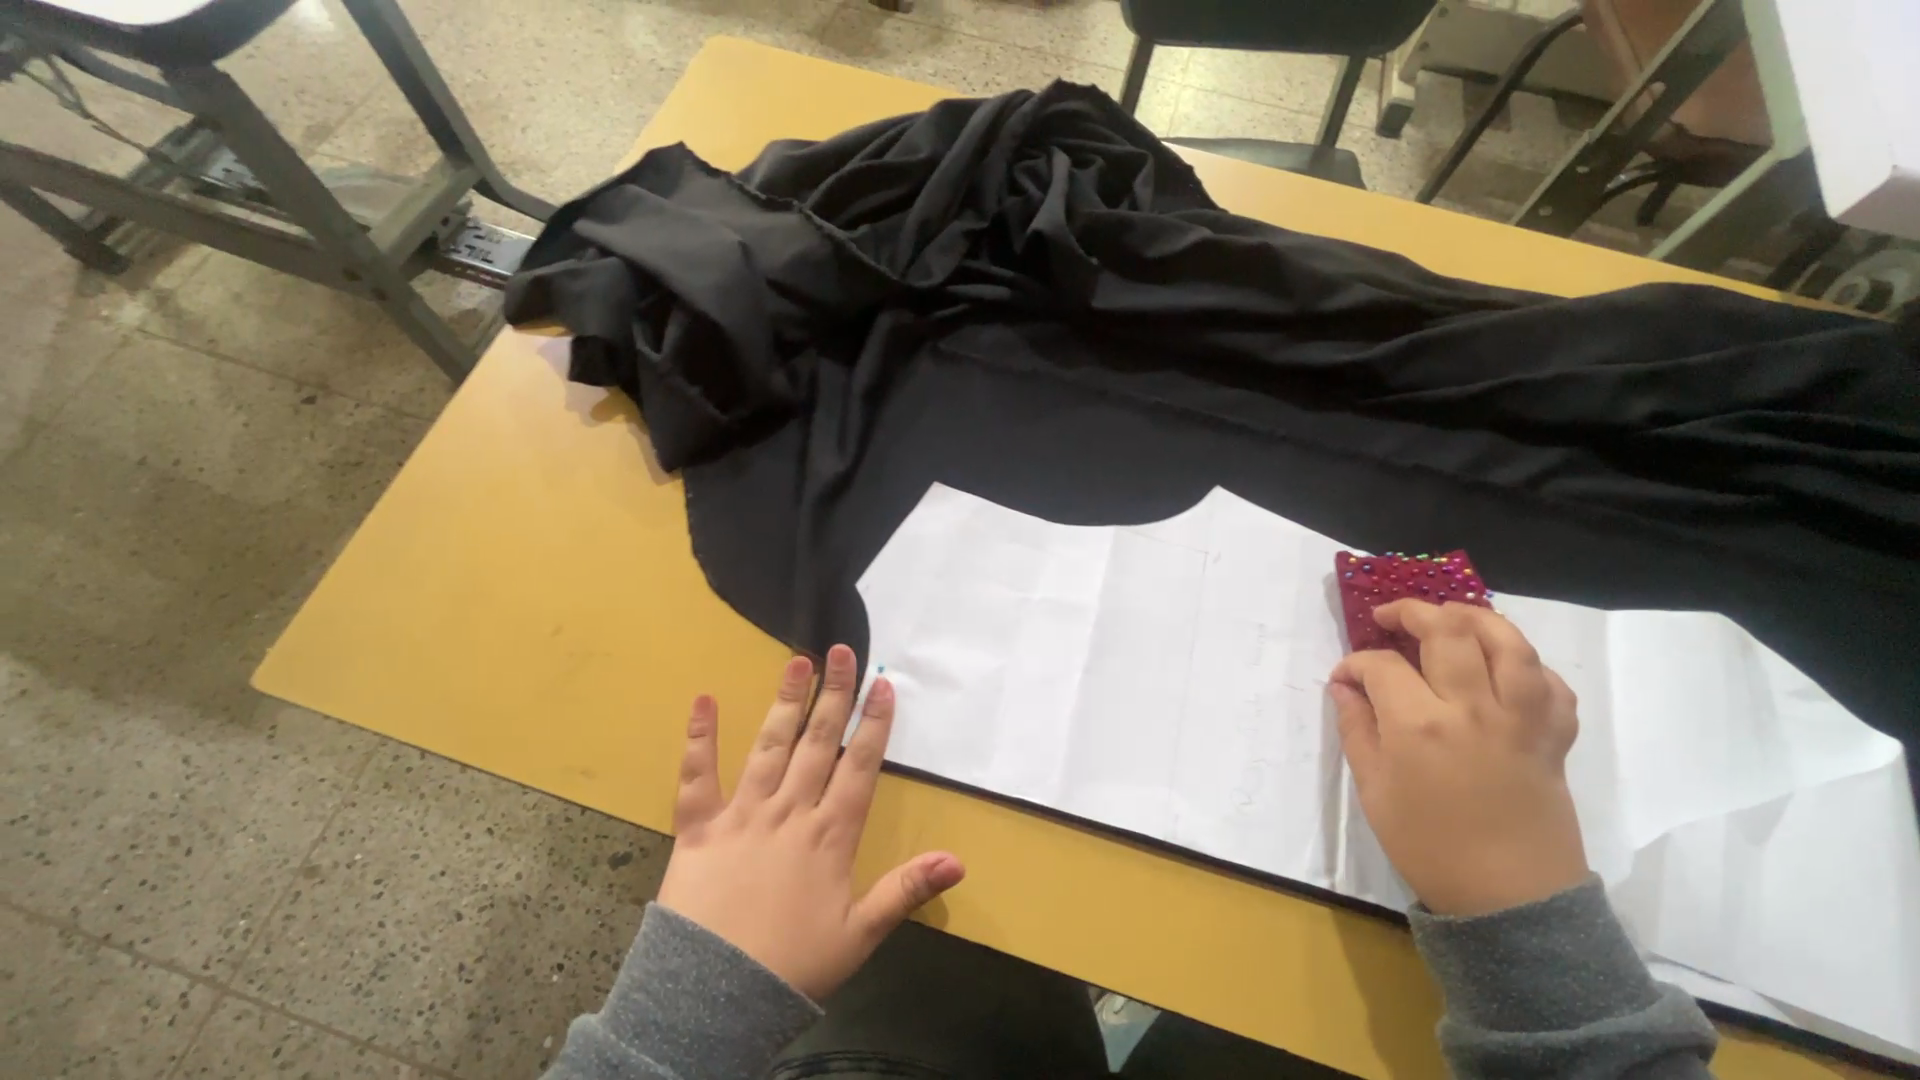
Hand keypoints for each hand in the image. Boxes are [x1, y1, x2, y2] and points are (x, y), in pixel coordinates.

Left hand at [656, 644, 965, 999]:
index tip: (882, 685)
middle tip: (842, 651)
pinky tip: (704, 700)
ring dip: (785, 702)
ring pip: (768, 747)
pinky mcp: (698, 827)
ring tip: (798, 661)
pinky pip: (697, 776)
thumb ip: (906, 889)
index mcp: (830, 836)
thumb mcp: (860, 935)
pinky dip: (699, 738)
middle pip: (817, 743)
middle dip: (834, 695)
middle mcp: (790, 813)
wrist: (714, 996)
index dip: (873, 724)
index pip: (859, 767)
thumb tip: (959, 860)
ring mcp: (742, 815)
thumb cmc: (793, 966)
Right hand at [1328, 600, 1587, 916]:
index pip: (1381, 666)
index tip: (1344, 677)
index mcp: (1419, 725)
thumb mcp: (1373, 790)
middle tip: (1390, 618)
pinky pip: (1550, 683)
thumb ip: (1357, 729)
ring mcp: (1521, 719)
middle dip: (1412, 612)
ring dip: (1476, 619)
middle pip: (1448, 631)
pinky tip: (1504, 670)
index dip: (1356, 662)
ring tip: (1451, 619)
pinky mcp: (1554, 737)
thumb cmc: (1428, 845)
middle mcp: (1472, 708)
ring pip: (1509, 642)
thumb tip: (1344, 687)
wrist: (1508, 897)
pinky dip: (1528, 665)